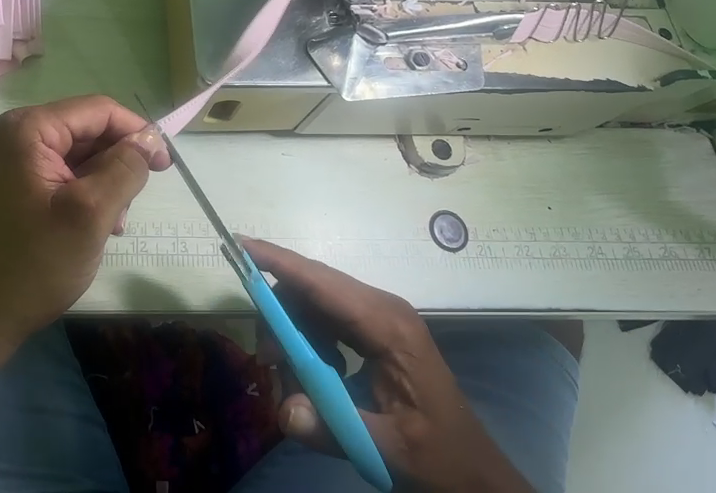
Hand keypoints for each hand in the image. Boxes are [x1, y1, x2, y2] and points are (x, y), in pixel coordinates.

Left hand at [0, 96, 170, 352]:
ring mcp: (9, 160)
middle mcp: (13, 133)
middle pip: (86, 131)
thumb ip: (125, 168)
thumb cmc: (34, 266)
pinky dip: (84, 195)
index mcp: (26, 129)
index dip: (136, 132)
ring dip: (103, 184)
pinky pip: (60, 174)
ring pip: (78, 155)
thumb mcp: (91, 214)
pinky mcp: (11, 184)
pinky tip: (93, 227)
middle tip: (129, 208)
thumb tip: (149, 139)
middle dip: (116, 165)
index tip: (165, 166)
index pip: (97, 110)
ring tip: (111, 225)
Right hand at [242, 238, 533, 492]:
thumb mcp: (387, 448)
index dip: (280, 263)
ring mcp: (380, 319)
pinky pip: (328, 324)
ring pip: (316, 307)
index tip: (241, 245)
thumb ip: (333, 429)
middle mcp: (383, 310)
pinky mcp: (375, 334)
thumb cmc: (439, 456)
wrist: (474, 472)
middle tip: (268, 364)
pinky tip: (319, 383)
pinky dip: (310, 348)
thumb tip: (283, 409)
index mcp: (390, 326)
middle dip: (281, 319)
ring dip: (294, 339)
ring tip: (295, 385)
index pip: (323, 283)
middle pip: (313, 290)